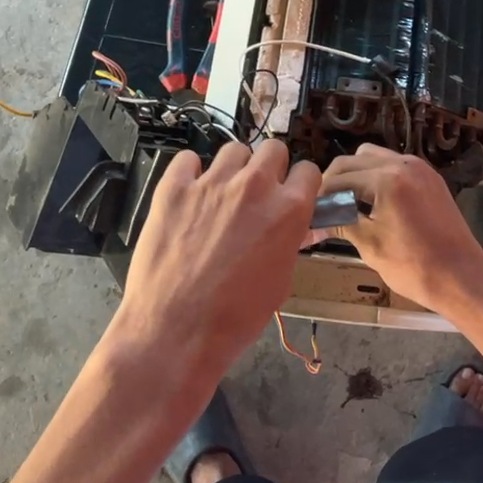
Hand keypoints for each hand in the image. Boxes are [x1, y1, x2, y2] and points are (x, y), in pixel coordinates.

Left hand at [113, 141, 321, 374]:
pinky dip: (190, 173)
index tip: (291, 194)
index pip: (308, 170)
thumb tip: (300, 228)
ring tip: (221, 195)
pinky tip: (189, 194)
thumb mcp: (280, 282)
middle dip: (269, 168)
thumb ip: (290, 242)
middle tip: (257, 195)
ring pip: (233, 150)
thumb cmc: (235, 318)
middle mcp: (254, 186)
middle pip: (273, 149)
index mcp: (288, 209)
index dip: (300, 184)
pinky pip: (187, 159)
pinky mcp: (174, 187)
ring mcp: (212, 183)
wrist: (175, 332)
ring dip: (233, 169)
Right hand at [318, 145, 482, 315]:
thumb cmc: (415, 267)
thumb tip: (314, 218)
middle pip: (354, 160)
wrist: (463, 278)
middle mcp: (404, 163)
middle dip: (336, 181)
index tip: (308, 210)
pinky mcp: (430, 178)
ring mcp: (420, 168)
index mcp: (387, 178)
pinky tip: (373, 203)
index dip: (320, 194)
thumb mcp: (370, 245)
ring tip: (348, 204)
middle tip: (324, 207)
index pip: (340, 177)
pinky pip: (395, 166)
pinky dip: (378, 177)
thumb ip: (342, 221)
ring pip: (374, 158)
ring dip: (357, 175)